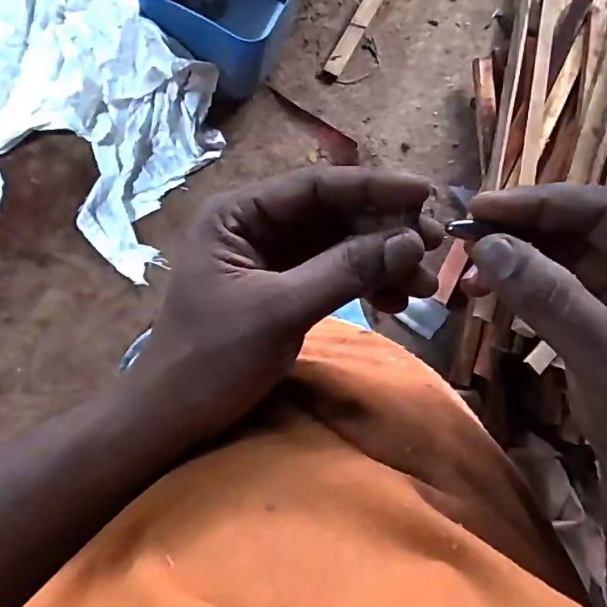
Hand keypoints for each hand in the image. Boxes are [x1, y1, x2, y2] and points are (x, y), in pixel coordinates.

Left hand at [128, 168, 443, 441]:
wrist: (171, 419)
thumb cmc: (211, 360)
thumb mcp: (280, 311)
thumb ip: (344, 271)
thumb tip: (411, 241)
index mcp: (236, 214)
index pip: (312, 186)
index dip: (372, 187)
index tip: (425, 192)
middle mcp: (251, 226)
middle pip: (329, 212)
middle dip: (382, 229)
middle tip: (435, 248)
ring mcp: (266, 257)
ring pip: (336, 243)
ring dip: (380, 259)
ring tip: (422, 285)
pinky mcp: (279, 287)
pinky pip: (331, 272)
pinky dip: (364, 283)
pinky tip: (395, 301)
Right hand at [460, 183, 606, 460]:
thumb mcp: (604, 358)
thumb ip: (552, 300)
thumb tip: (488, 245)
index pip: (600, 209)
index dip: (537, 203)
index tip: (480, 206)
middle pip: (572, 219)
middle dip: (516, 225)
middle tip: (463, 231)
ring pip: (551, 239)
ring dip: (507, 247)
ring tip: (467, 265)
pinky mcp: (591, 289)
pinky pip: (542, 264)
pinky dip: (509, 271)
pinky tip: (480, 284)